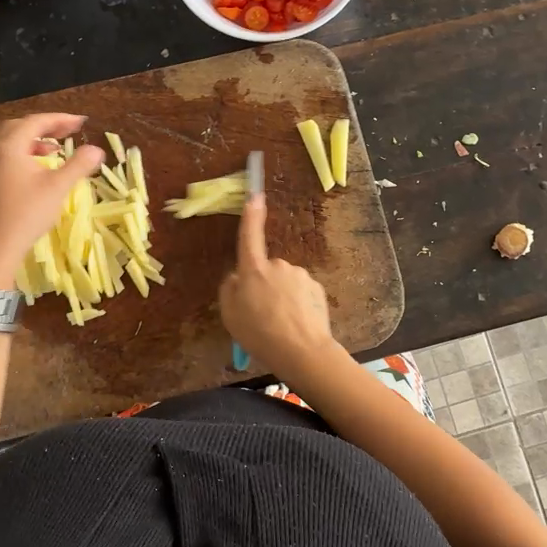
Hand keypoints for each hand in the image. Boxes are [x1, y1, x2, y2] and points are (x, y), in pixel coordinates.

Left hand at [0, 113, 103, 288]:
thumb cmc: (28, 213)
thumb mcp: (58, 187)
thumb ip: (78, 164)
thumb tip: (97, 149)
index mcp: (10, 147)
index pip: (36, 122)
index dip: (60, 119)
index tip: (81, 123)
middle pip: (20, 126)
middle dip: (45, 125)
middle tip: (68, 131)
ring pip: (11, 141)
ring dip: (34, 139)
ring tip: (56, 148)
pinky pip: (7, 155)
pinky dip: (25, 152)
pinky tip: (39, 167)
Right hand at [220, 193, 338, 369]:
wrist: (303, 351)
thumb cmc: (260, 334)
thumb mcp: (230, 315)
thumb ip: (230, 290)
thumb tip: (237, 277)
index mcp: (253, 270)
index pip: (249, 237)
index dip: (251, 216)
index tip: (255, 195)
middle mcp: (278, 266)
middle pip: (266, 270)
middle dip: (264, 286)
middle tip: (261, 315)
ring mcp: (300, 275)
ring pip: (285, 282)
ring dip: (282, 297)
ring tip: (280, 324)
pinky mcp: (317, 288)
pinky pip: (301, 293)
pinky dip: (298, 305)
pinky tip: (296, 324)